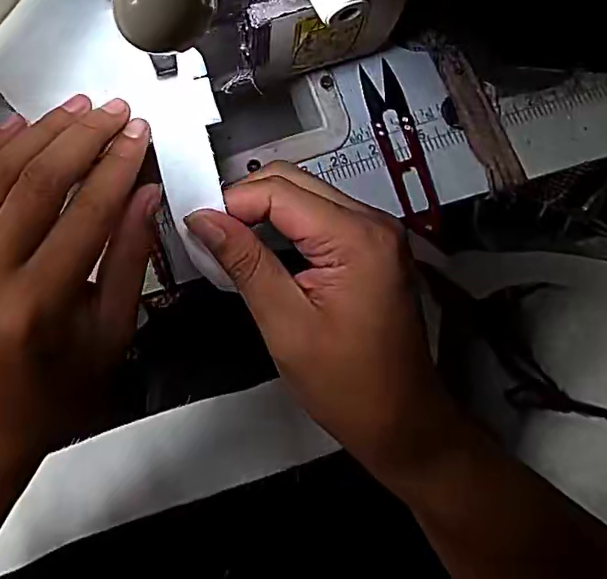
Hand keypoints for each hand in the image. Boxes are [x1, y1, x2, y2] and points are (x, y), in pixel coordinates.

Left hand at [0, 93, 160, 497]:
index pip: (85, 213)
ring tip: (76, 108)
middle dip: (83, 137)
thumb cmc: (50, 398)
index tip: (138, 134)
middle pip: (38, 181)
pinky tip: (20, 125)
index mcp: (35, 306)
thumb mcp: (107, 337)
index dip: (117, 166)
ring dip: (41, 132)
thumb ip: (128, 260)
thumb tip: (146, 193)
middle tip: (114, 112)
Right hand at [184, 163, 460, 483]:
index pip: (278, 191)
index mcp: (357, 239)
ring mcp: (374, 232)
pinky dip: (283, 224)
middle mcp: (372, 224)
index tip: (200, 225)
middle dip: (244, 202)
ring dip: (261, 212)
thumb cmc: (357, 389)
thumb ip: (245, 263)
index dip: (232, 203)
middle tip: (211, 234)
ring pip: (301, 192)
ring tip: (232, 246)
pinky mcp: (369, 243)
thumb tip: (207, 221)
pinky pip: (316, 212)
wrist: (405, 424)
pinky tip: (261, 252)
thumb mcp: (286, 326)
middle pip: (290, 181)